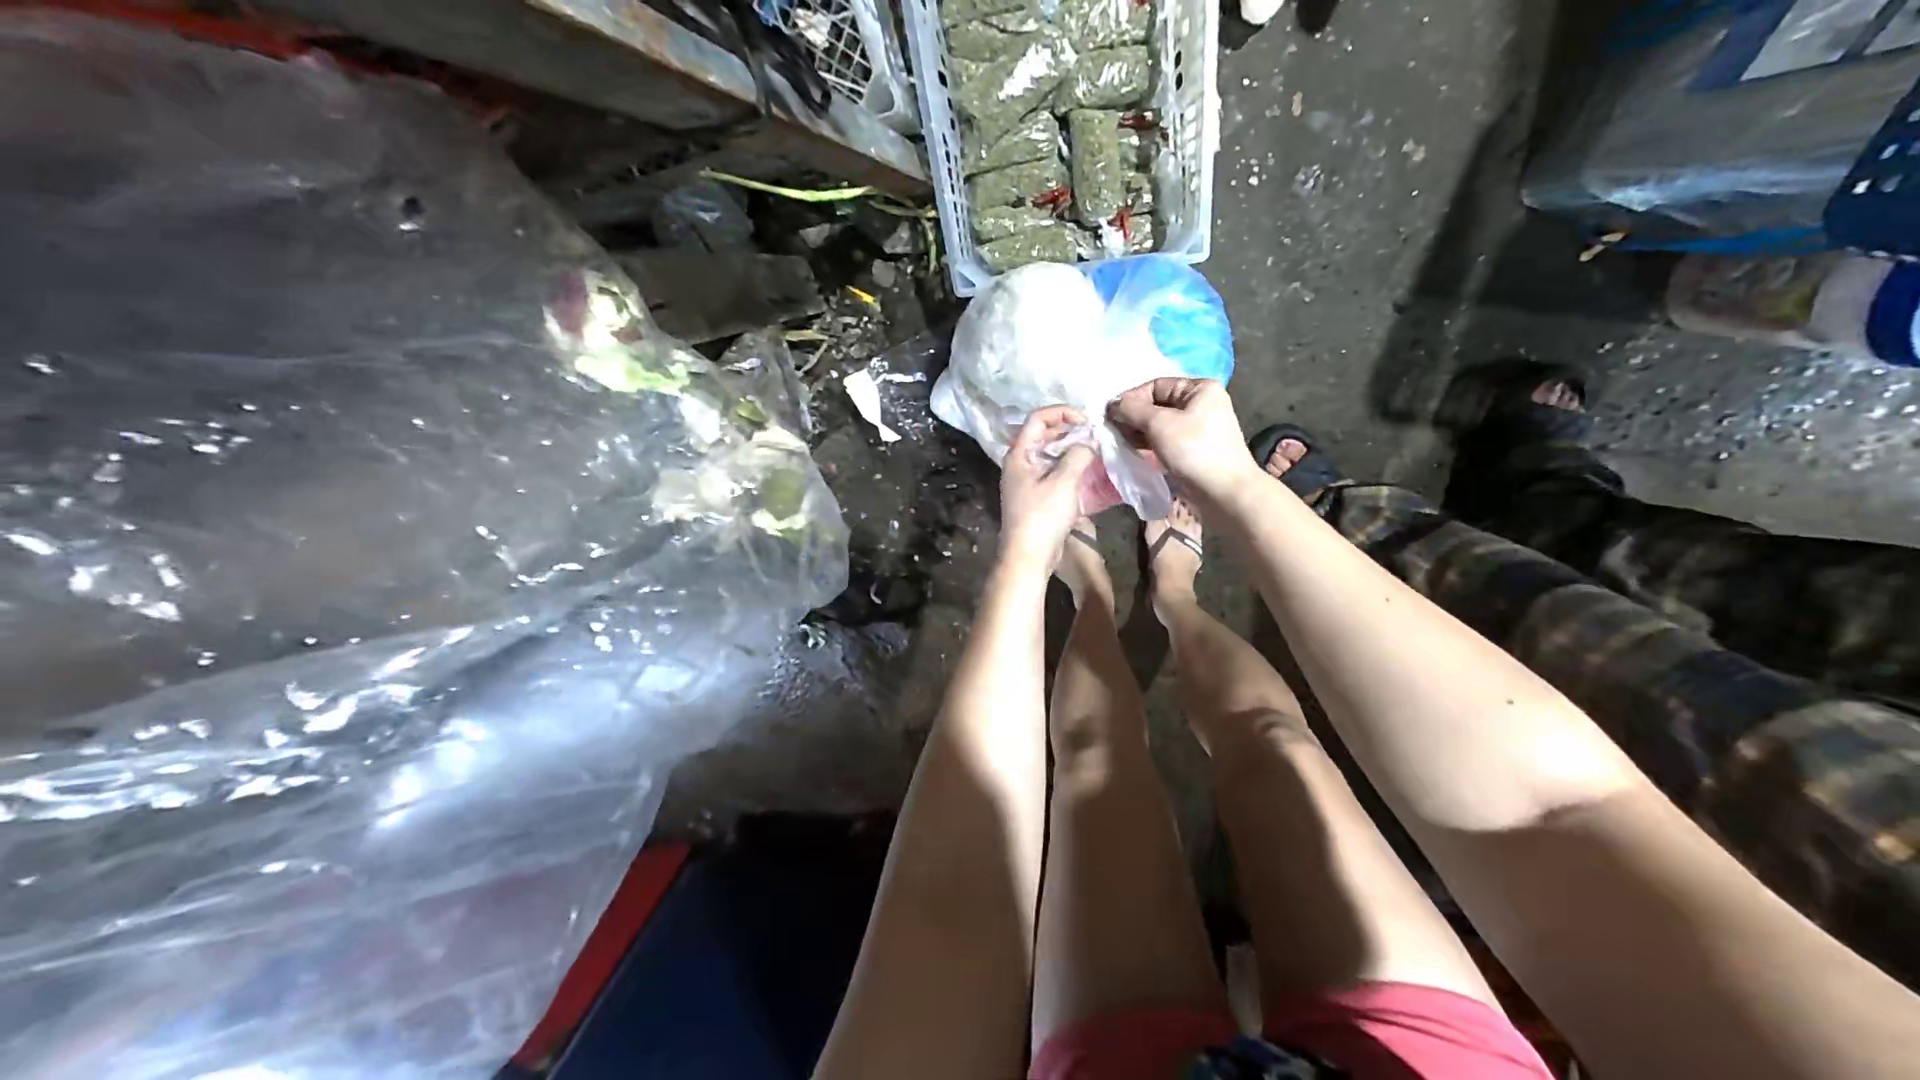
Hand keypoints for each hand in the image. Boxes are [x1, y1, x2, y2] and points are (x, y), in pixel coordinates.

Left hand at [999, 405, 1097, 572]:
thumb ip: (1078, 454)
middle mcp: (1019, 464)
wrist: (1028, 556)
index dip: (1062, 412)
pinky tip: (1088, 473)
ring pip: (1050, 455)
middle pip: (1043, 435)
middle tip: (1093, 434)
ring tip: (1095, 451)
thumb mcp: (1064, 481)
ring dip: (1071, 450)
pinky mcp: (1035, 497)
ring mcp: (1026, 482)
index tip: (1086, 420)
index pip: (1037, 419)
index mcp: (1019, 455)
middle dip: (1069, 430)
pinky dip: (1069, 468)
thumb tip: (1088, 441)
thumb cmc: (1043, 516)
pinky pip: (1053, 473)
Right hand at [1107, 378, 1257, 499]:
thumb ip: (1132, 410)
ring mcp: (1198, 428)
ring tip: (1120, 441)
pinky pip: (1165, 440)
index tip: (1111, 415)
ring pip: (1159, 424)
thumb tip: (1111, 405)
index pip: (1156, 385)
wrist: (1223, 492)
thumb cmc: (1193, 450)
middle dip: (1133, 416)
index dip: (1132, 398)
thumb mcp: (1159, 424)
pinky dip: (1148, 443)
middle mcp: (1200, 404)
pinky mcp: (1192, 449)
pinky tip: (1134, 450)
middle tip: (1112, 430)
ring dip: (1138, 431)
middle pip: (1157, 404)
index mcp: (1199, 389)